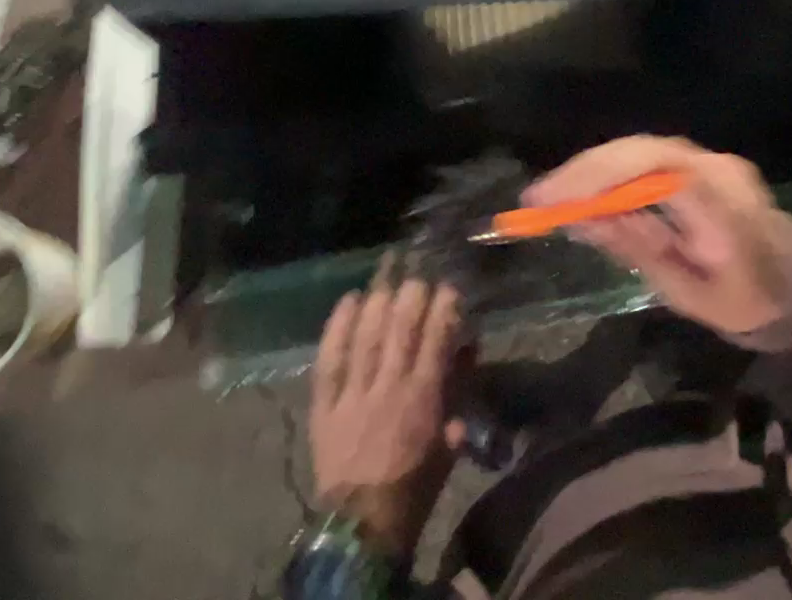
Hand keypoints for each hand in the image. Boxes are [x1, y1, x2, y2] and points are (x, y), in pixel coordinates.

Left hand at [310, 273, 465, 558]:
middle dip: (411, 293)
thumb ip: (457, 392)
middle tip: (418, 268)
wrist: (363, 522)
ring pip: (365, 336)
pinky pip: (329, 359)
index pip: (435, 339)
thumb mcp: (450, 440)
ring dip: (377, 299)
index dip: (443, 307)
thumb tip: (467, 348)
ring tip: (386, 271)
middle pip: (399, 330)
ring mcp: (353, 394)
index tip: (449, 283)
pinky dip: (337, 327)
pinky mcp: (325, 405)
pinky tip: (347, 300)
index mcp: (423, 398)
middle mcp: (389, 387)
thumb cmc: (416, 481)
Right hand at [525, 136, 791, 334]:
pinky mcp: (705, 167)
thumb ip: (641, 251)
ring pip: (644, 151)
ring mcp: (715, 163)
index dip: (599, 178)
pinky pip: (653, 162)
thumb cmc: (757, 303)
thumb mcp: (694, 295)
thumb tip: (583, 221)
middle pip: (644, 152)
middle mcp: (720, 170)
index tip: (550, 199)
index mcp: (726, 208)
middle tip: (536, 198)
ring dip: (595, 169)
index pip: (657, 172)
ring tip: (549, 197)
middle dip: (585, 170)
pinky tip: (586, 195)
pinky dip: (615, 174)